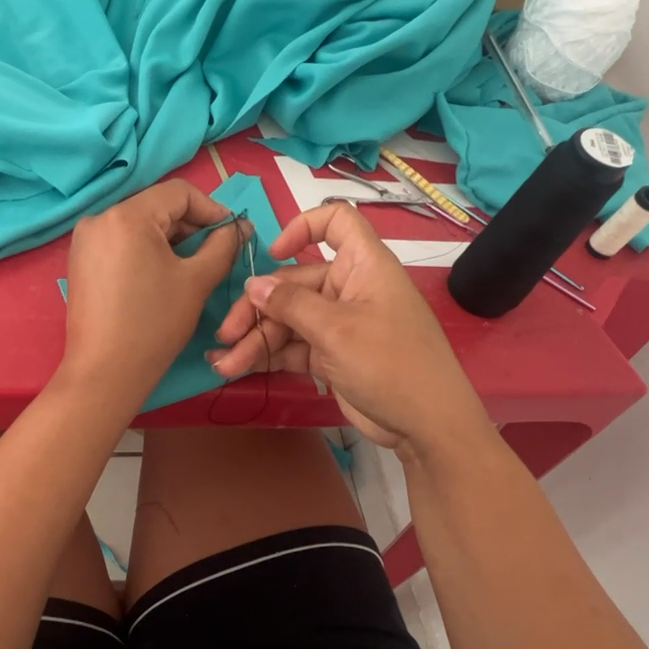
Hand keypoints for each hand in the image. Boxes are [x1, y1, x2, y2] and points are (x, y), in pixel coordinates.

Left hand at [61, 180, 245, 397]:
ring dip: (170, 241)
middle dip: (190, 227)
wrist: (105, 372)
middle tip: (217, 253)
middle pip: (156, 207)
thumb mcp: (197, 281)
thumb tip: (241, 226)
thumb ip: (223, 245)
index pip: (179, 192)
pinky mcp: (80, 263)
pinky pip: (121, 244)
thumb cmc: (154, 324)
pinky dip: (146, 252)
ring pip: (139, 226)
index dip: (212, 209)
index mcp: (126, 216)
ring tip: (192, 268)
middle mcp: (99, 219)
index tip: (233, 233)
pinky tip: (162, 278)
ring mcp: (85, 242)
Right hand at [209, 203, 490, 450]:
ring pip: (287, 320)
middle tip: (225, 335)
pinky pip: (292, 347)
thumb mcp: (336, 330)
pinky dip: (267, 356)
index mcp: (363, 266)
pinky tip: (236, 369)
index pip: (336, 223)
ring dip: (255, 340)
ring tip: (223, 364)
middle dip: (257, 309)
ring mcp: (339, 324)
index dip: (303, 227)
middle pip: (294, 283)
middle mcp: (349, 289)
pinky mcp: (331, 356)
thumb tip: (253, 285)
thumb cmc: (389, 363)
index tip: (273, 253)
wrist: (426, 425)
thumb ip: (290, 304)